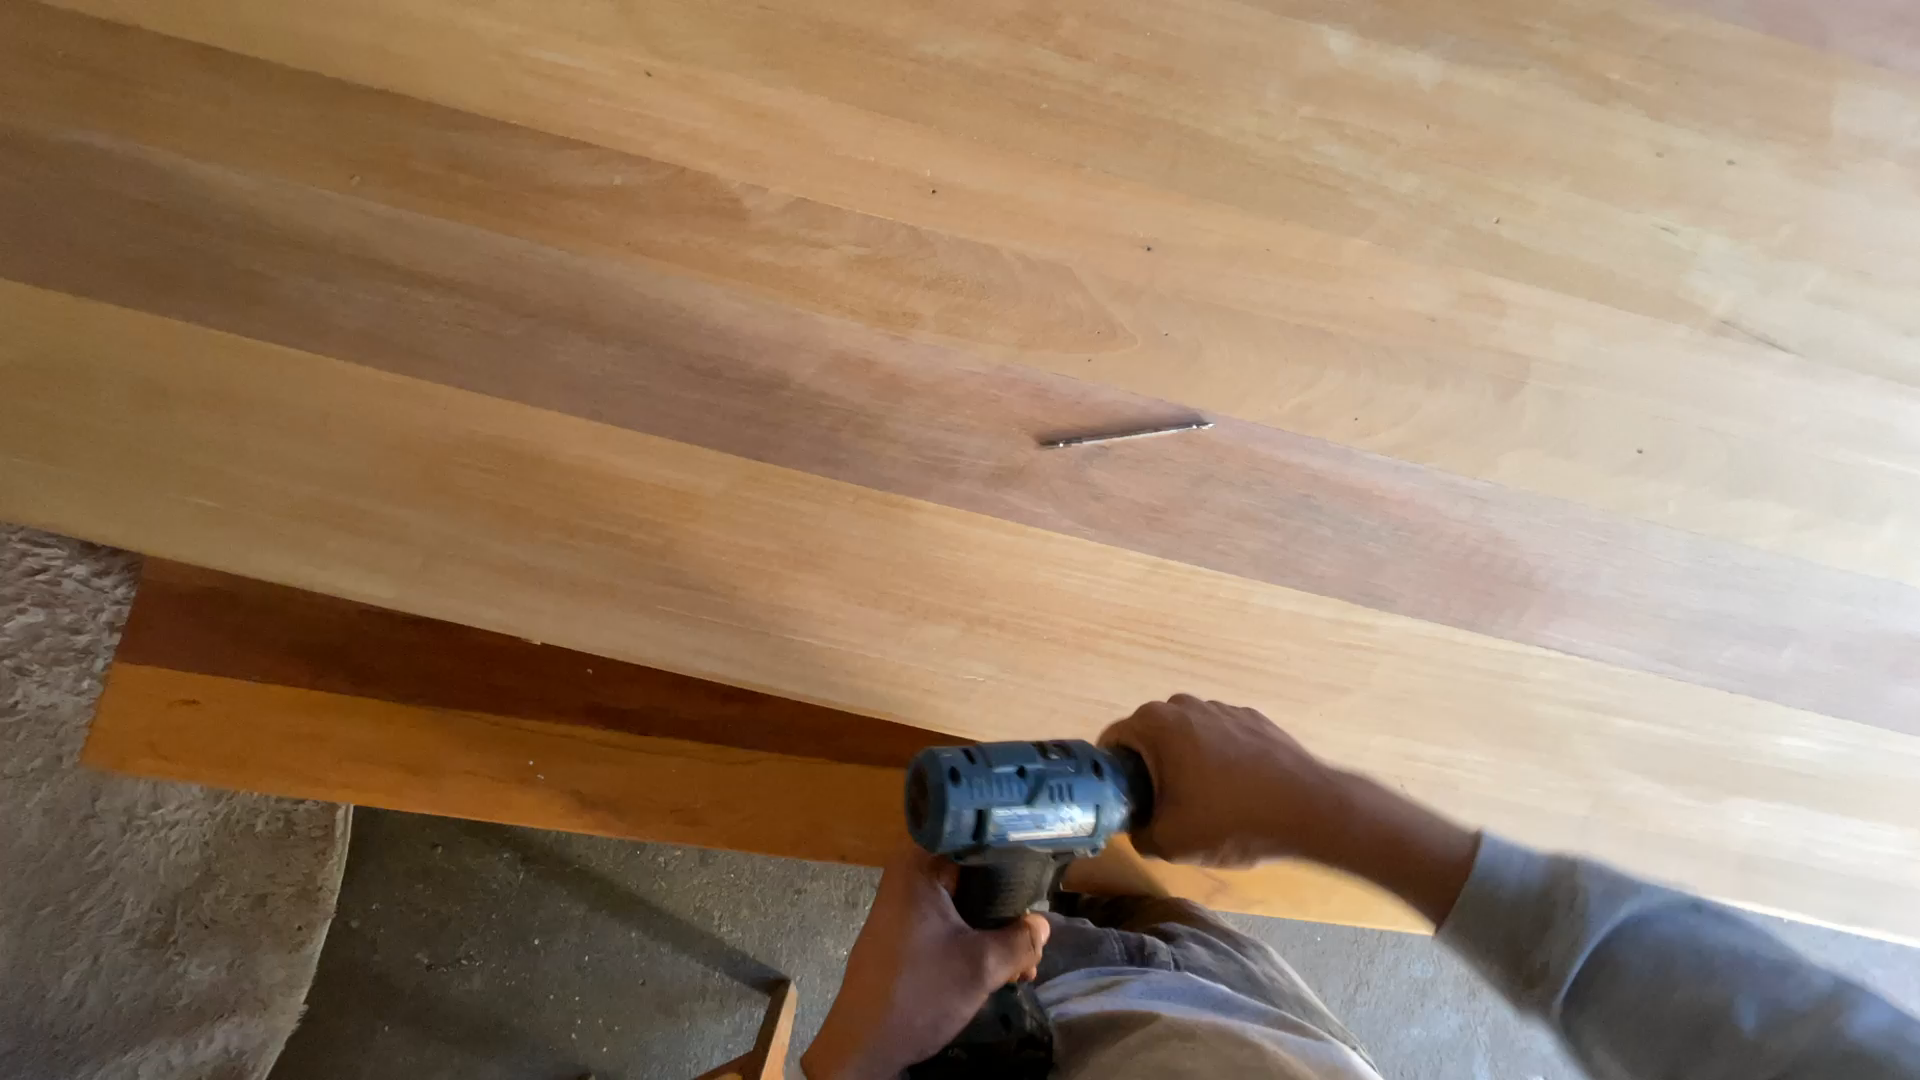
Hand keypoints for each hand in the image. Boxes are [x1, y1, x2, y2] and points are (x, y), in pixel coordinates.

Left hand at [802, 845, 1050, 1079]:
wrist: (863, 1046)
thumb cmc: (920, 992)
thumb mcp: (981, 967)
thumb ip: (1020, 940)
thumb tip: (1043, 924)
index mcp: (919, 863)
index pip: (974, 837)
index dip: (1011, 851)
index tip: (1042, 866)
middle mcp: (910, 873)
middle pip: (973, 873)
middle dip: (1008, 902)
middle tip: (1037, 928)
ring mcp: (906, 902)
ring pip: (964, 902)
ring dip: (994, 927)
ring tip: (1026, 959)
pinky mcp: (907, 930)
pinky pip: (950, 921)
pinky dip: (975, 938)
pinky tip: (1002, 966)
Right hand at [1100, 694, 1348, 866]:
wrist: (1312, 810)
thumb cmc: (1232, 820)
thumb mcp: (1170, 843)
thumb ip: (1138, 833)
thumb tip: (1136, 828)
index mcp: (1155, 725)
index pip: (1113, 740)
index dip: (1113, 773)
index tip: (1125, 800)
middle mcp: (1183, 705)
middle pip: (1149, 734)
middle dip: (1149, 765)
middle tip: (1162, 804)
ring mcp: (1221, 707)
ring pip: (1185, 733)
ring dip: (1183, 758)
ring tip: (1204, 797)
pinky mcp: (1252, 717)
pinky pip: (1219, 734)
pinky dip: (1218, 755)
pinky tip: (1237, 787)